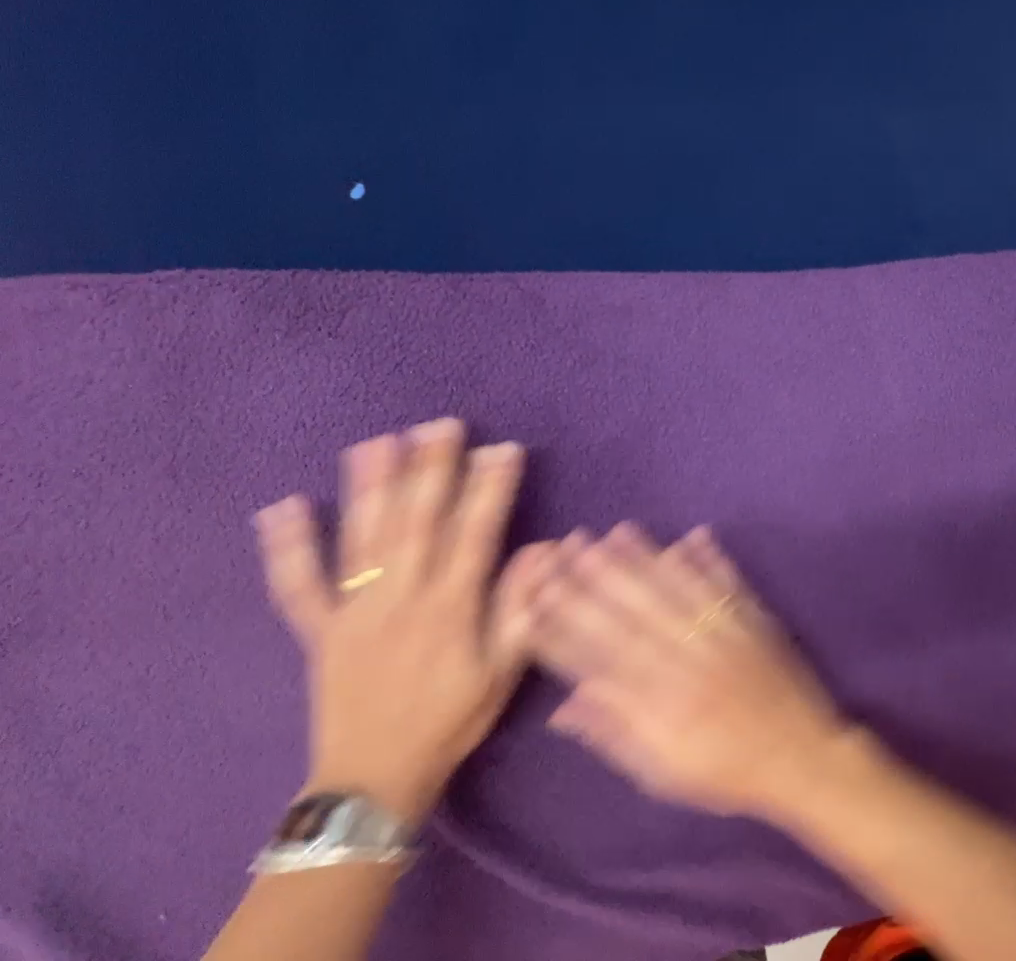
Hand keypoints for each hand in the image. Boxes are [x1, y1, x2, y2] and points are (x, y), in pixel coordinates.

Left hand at [253, 418, 549, 823]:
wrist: (376, 778)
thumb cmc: (453, 721)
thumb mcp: (505, 673)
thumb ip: (522, 609)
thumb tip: (546, 551)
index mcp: (451, 610)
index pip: (474, 535)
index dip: (490, 490)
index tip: (502, 449)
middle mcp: (400, 601)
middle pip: (416, 524)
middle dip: (431, 471)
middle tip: (441, 426)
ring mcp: (353, 613)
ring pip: (361, 541)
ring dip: (368, 488)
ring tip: (376, 442)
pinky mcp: (318, 630)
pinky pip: (296, 585)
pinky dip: (286, 546)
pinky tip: (281, 507)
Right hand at [530, 523, 852, 817]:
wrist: (802, 759)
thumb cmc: (726, 773)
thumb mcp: (662, 772)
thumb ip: (615, 734)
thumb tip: (564, 704)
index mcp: (659, 699)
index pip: (600, 654)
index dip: (565, 624)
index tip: (536, 595)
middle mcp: (689, 659)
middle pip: (635, 612)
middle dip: (596, 578)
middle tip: (566, 545)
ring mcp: (726, 635)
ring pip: (678, 590)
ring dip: (647, 559)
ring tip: (617, 531)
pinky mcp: (758, 623)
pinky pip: (730, 586)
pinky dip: (712, 560)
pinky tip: (694, 535)